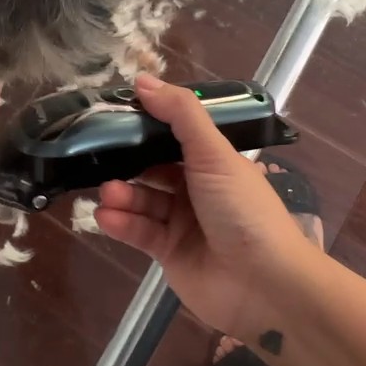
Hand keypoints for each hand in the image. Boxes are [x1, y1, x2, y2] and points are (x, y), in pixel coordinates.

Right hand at [94, 74, 316, 340]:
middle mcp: (196, 188)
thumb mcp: (214, 153)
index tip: (113, 114)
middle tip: (100, 158)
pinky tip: (106, 216)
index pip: (172, 136)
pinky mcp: (169, 253)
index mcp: (212, 161)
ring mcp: (182, 222)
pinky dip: (121, 223)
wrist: (265, 284)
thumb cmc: (242, 209)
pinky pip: (139, 232)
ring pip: (142, 200)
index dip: (145, 125)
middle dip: (127, 163)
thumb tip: (142, 80)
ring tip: (107, 193)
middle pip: (152, 168)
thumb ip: (180, 114)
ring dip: (122, 194)